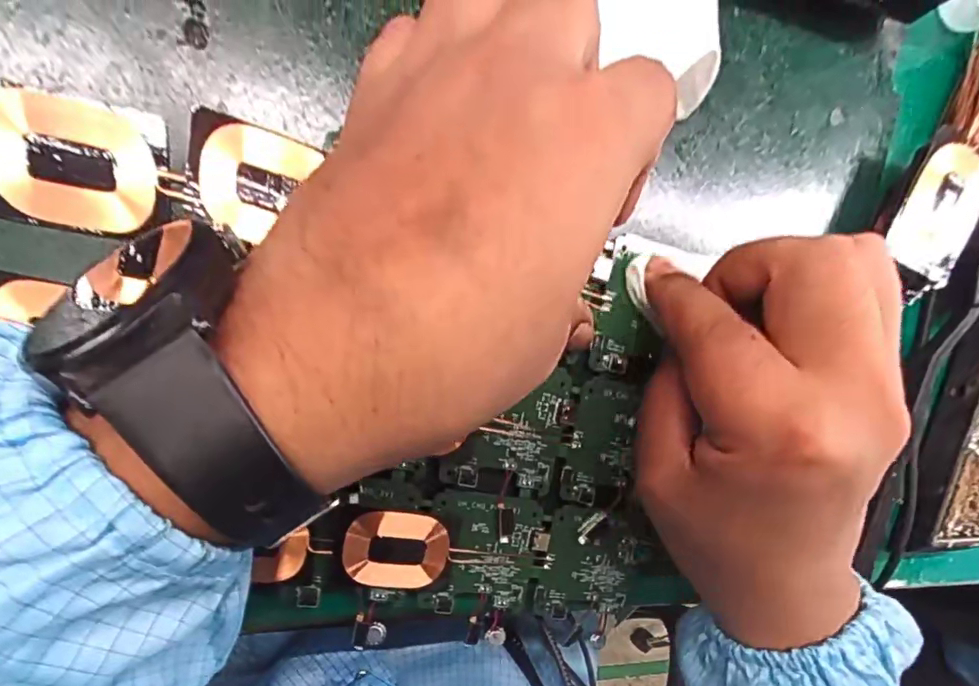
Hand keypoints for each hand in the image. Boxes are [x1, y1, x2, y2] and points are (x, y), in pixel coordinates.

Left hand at [211, 0, 677, 493]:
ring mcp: (436, 71)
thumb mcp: (539, 341)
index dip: (632, 153)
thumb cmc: (440, 358)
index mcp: (588, 135)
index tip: (599, 205)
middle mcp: (518, 75)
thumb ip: (564, 283)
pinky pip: (414, 38)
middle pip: (573, 23)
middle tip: (543, 163)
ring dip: (505, 54)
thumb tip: (552, 288)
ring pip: (494, 4)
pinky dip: (428, 68)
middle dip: (571, 86)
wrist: (325, 357)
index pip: (652, 89)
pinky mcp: (370, 93)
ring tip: (490, 127)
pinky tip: (423, 129)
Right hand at [632, 236, 905, 649]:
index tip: (653, 284)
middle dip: (746, 268)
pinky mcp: (895, 384)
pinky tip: (779, 332)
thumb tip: (677, 318)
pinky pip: (871, 294)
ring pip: (858, 260)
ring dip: (788, 272)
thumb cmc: (713, 541)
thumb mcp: (657, 474)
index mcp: (779, 428)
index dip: (679, 298)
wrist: (789, 585)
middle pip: (813, 264)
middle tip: (710, 310)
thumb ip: (666, 388)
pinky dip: (818, 292)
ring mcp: (886, 386)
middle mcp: (850, 394)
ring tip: (747, 317)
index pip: (723, 329)